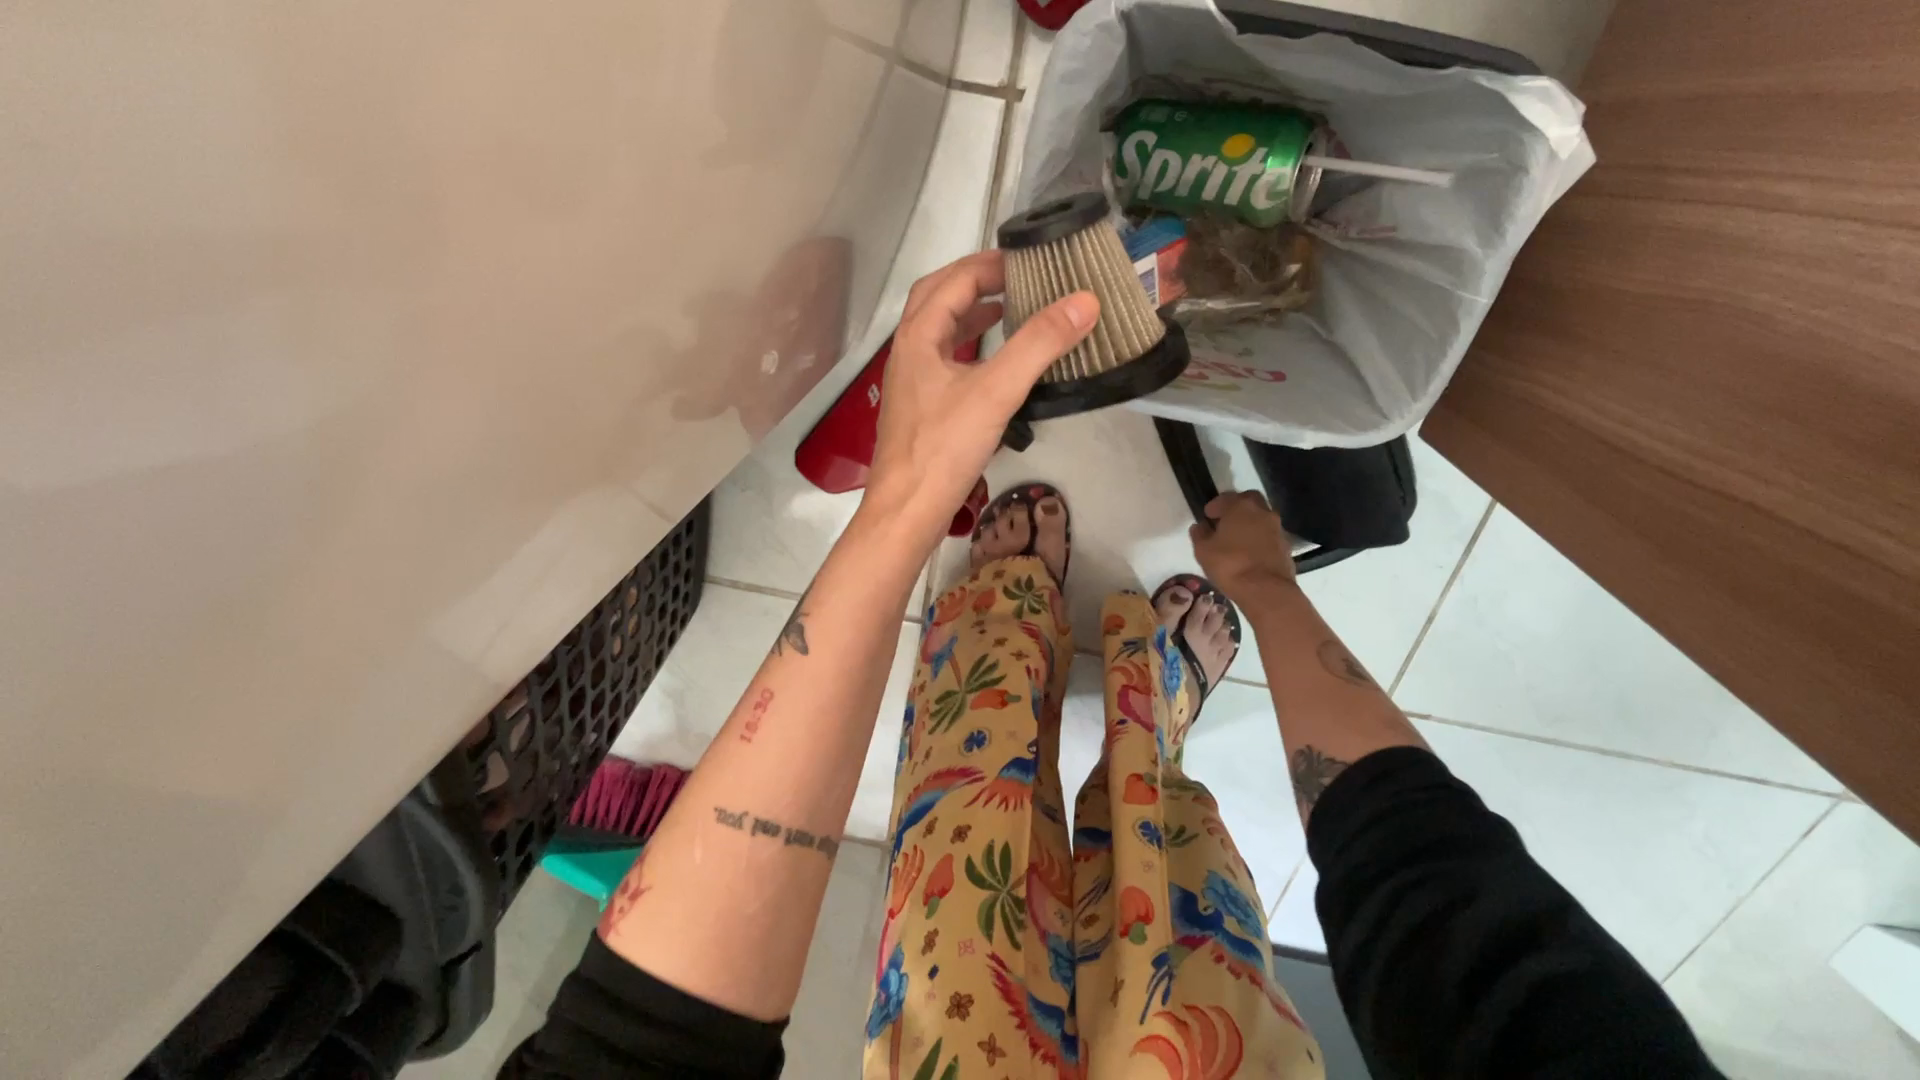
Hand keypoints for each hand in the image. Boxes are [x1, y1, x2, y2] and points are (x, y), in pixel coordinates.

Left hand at [863, 251, 1096, 535]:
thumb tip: (1084, 301)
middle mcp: (908, 351)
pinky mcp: (919, 409)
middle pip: (938, 298)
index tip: (1030, 259)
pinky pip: (944, 362)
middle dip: (976, 282)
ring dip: (972, 315)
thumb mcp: (996, 391)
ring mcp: (911, 382)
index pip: (954, 279)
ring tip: (1011, 312)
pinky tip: (993, 367)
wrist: (906, 511)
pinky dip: (970, 350)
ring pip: (939, 332)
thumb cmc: (944, 448)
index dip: (991, 263)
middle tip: (1017, 278)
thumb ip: (1039, 344)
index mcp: (918, 336)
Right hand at [1189, 491, 1298, 600]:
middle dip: (1237, 507)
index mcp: (1240, 507)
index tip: (1207, 516)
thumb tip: (1200, 526)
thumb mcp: (1203, 551)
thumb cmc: (1230, 565)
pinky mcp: (1286, 546)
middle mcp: (1262, 512)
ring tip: (1238, 539)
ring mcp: (1277, 528)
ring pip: (1262, 518)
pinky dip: (1260, 538)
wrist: (1266, 590)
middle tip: (1225, 521)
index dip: (1215, 505)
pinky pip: (1269, 535)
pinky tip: (1251, 553)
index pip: (1226, 497)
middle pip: (1249, 501)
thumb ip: (1200, 535)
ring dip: (1250, 523)